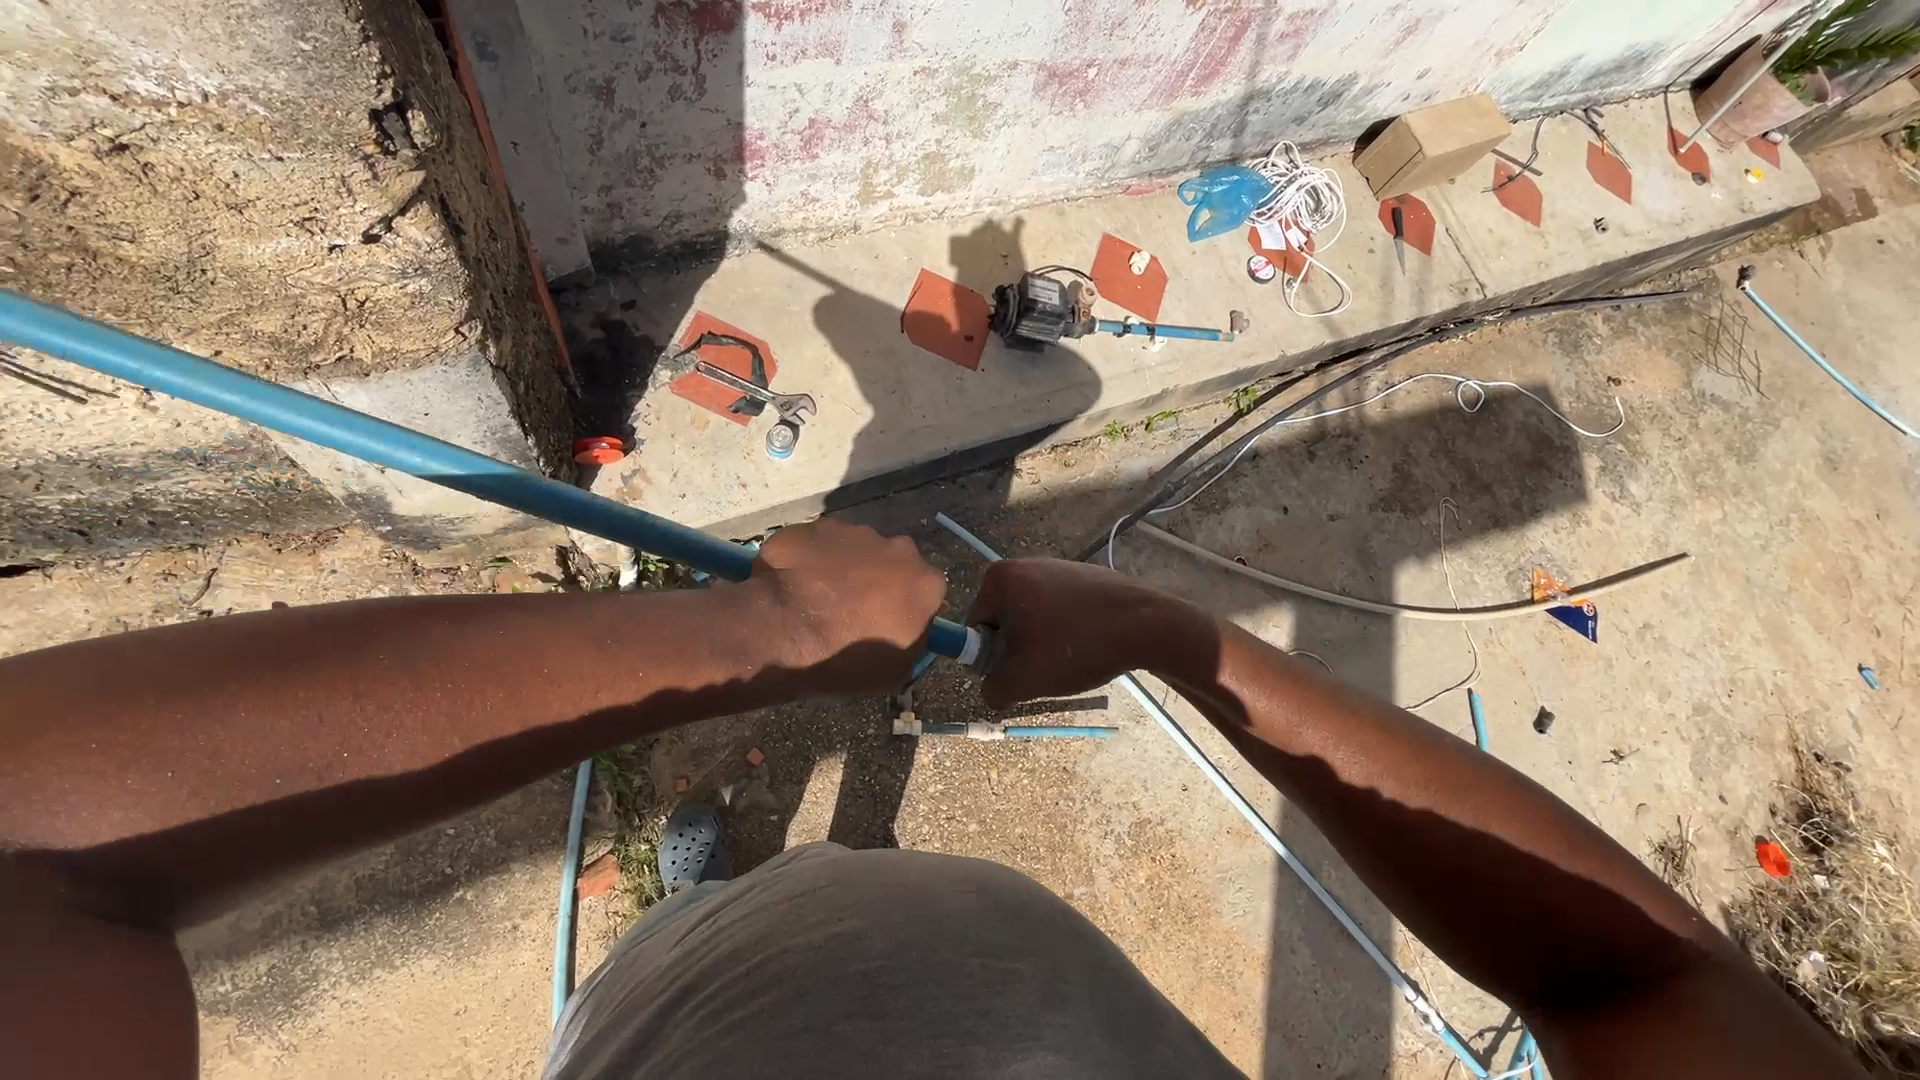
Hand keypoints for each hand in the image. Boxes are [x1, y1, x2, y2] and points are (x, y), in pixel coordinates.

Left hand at [748, 519, 947, 694]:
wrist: (787, 632)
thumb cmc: (848, 660)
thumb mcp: (896, 671)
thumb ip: (911, 642)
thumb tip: (905, 631)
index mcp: (926, 583)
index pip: (925, 590)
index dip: (905, 606)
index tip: (886, 621)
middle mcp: (898, 548)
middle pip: (892, 561)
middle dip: (876, 579)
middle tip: (850, 608)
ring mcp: (855, 532)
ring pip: (855, 548)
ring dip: (842, 567)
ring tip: (816, 596)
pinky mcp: (816, 526)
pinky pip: (818, 543)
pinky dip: (810, 558)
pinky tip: (793, 583)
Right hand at [965, 559, 1210, 707]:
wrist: (1148, 624)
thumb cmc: (1079, 647)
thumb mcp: (1025, 680)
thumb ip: (993, 688)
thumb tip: (992, 688)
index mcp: (999, 579)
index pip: (974, 629)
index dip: (992, 657)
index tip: (1023, 668)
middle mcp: (1021, 564)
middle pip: (1002, 622)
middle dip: (1018, 649)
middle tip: (1047, 667)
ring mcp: (1052, 566)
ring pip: (1029, 619)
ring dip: (1042, 643)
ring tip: (1072, 657)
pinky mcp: (1078, 575)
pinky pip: (1055, 611)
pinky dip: (1064, 631)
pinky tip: (1087, 643)